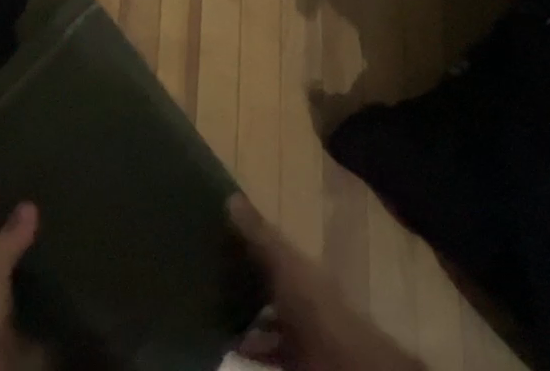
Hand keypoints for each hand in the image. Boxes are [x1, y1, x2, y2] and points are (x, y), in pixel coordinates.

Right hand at [229, 196, 422, 370]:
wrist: (340, 360)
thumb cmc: (312, 303)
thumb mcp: (284, 262)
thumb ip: (260, 234)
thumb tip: (232, 196)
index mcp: (304, 269)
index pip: (275, 249)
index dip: (250, 241)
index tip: (218, 234)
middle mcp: (304, 297)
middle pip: (271, 285)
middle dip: (245, 281)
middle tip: (209, 275)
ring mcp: (302, 330)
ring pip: (268, 319)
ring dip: (245, 318)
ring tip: (213, 312)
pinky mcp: (296, 358)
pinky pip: (267, 350)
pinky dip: (250, 347)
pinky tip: (231, 344)